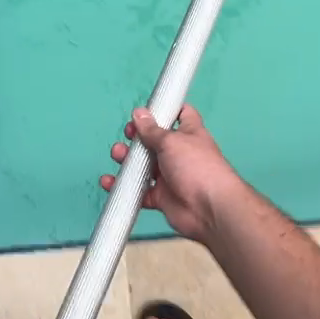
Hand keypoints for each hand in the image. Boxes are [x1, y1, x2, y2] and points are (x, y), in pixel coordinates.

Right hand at [100, 104, 244, 243]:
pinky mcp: (162, 197)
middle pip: (155, 141)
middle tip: (128, 135)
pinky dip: (125, 187)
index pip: (181, 114)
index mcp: (188, 134)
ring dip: (128, 160)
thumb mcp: (172, 141)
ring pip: (145, 166)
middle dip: (139, 137)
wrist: (209, 209)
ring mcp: (170, 176)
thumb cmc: (196, 166)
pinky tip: (110, 183)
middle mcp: (179, 153)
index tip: (148, 109)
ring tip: (117, 156)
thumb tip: (139, 113)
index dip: (166, 109)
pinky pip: (140, 191)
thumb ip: (152, 130)